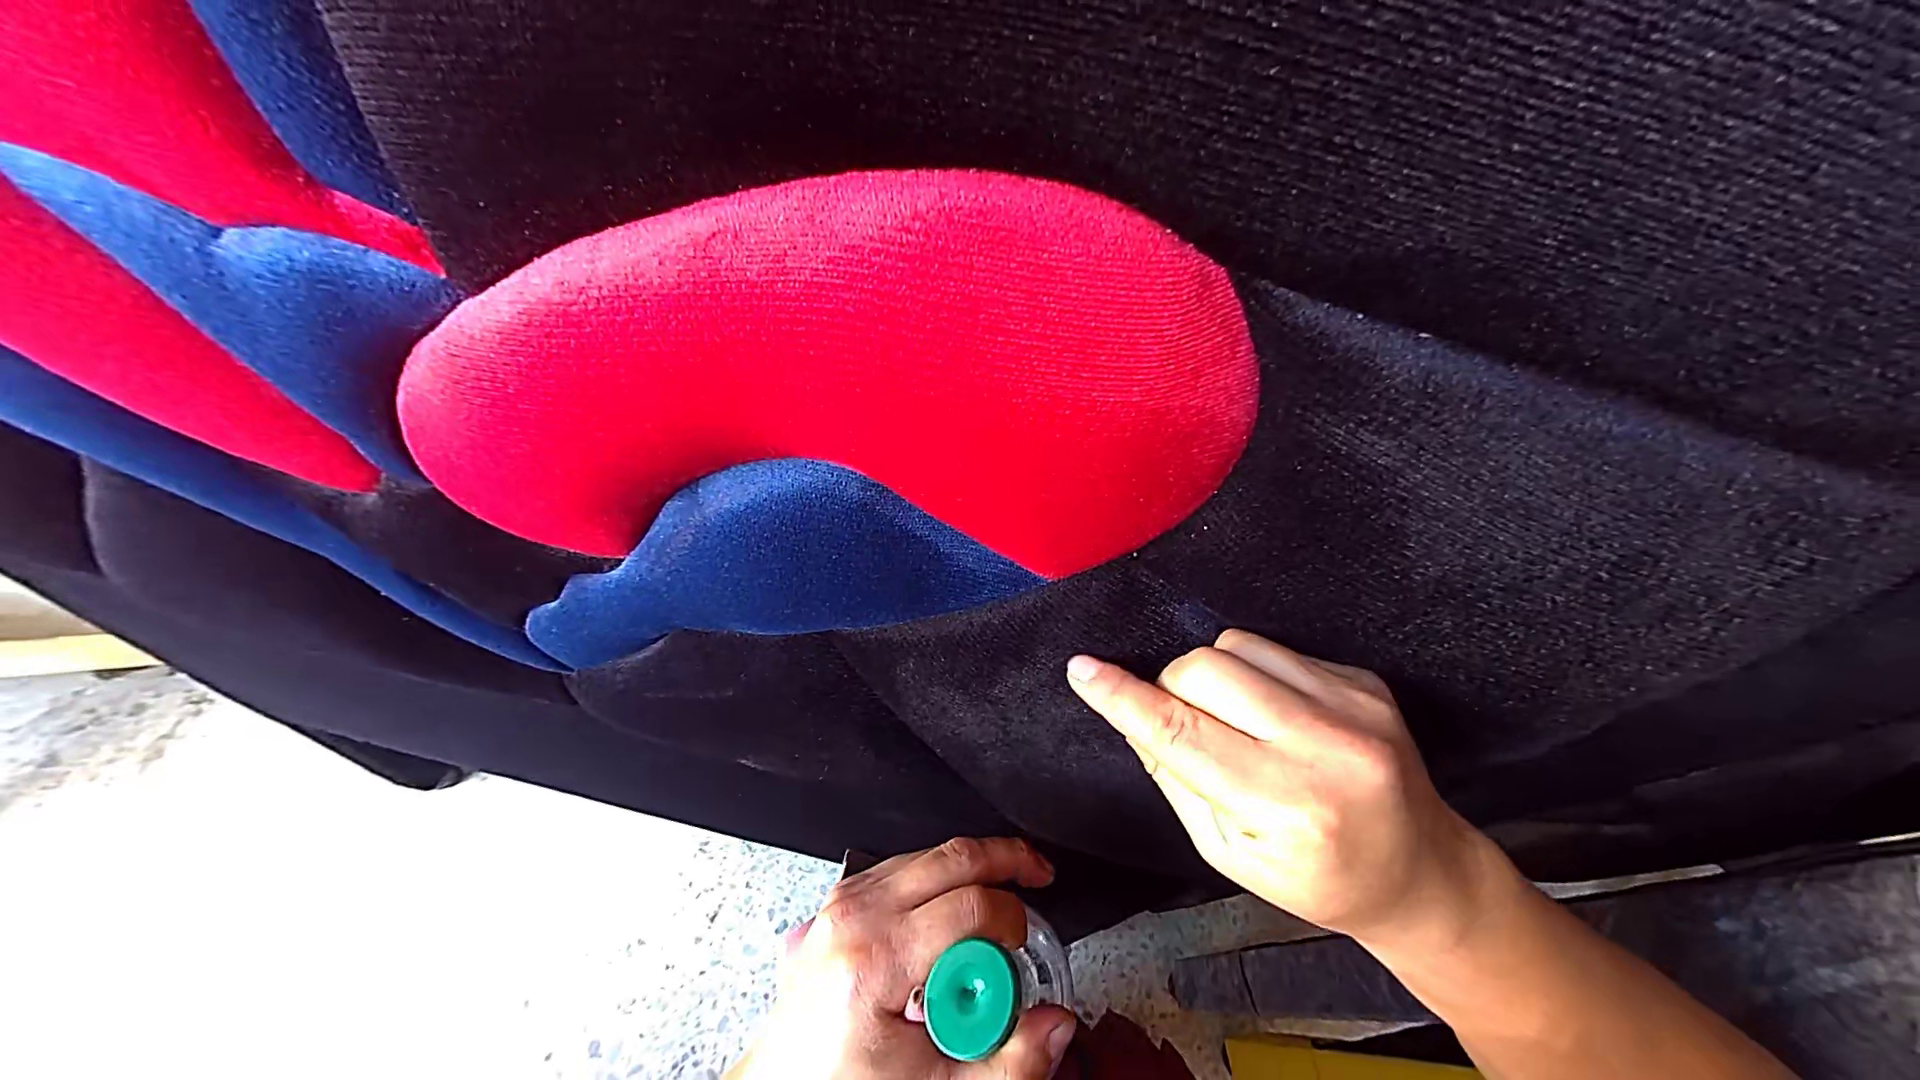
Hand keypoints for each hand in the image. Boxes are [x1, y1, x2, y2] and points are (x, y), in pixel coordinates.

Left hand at [727, 837, 1077, 1079]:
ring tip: (1005, 893)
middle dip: (1008, 858)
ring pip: (932, 852)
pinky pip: (910, 863)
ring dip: (977, 865)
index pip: (966, 908)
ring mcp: (848, 897)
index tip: (1020, 953)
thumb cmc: (843, 1078)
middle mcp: (857, 913)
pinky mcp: (848, 894)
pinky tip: (960, 900)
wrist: (786, 1076)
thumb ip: (1005, 1064)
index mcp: (874, 959)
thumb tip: (1053, 1023)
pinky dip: (944, 874)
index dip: (1011, 922)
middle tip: (1039, 873)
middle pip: (952, 857)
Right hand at [1066, 630, 1502, 954]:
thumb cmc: (1315, 877)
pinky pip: (1272, 647)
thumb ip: (1174, 775)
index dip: (1122, 698)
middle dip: (1171, 687)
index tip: (1082, 670)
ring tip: (1235, 720)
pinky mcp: (1364, 681)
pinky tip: (1275, 714)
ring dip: (1211, 676)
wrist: (1421, 872)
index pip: (1180, 734)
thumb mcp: (1226, 849)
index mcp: (1288, 806)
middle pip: (1203, 671)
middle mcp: (1327, 747)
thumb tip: (1131, 715)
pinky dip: (1251, 673)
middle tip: (1185, 723)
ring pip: (1233, 645)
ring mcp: (1353, 707)